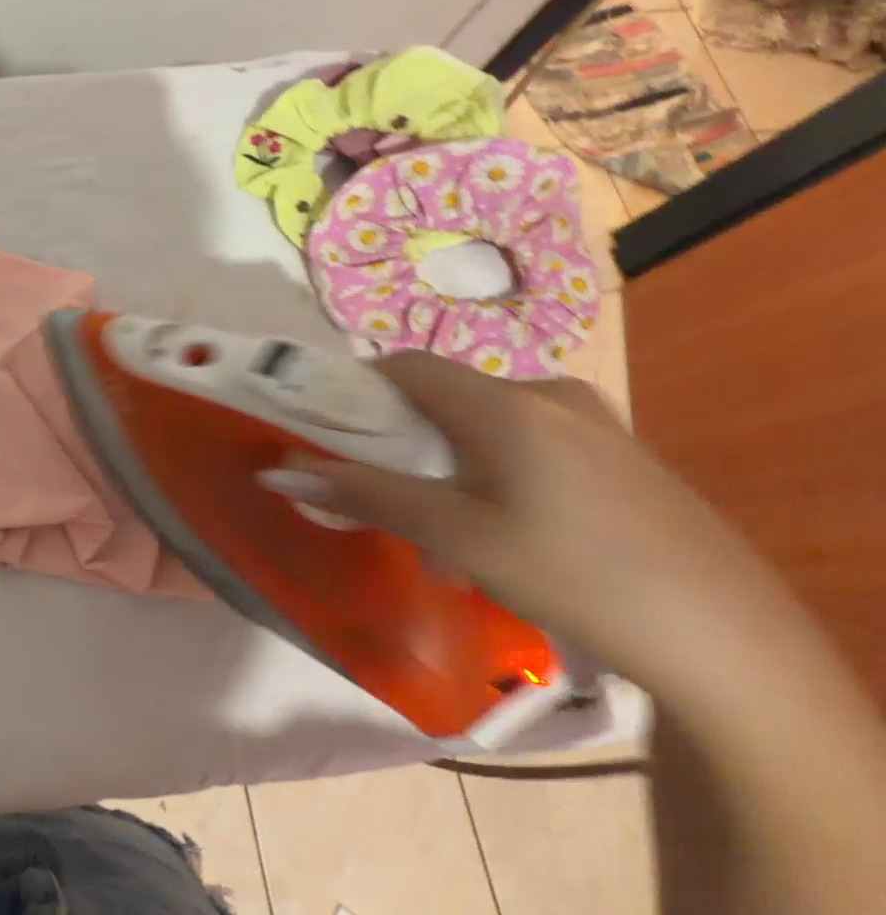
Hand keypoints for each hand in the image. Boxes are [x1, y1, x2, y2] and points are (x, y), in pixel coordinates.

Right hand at [257, 351, 793, 681]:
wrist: (726, 639)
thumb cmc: (572, 575)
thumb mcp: (456, 536)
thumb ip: (366, 494)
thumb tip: (279, 469)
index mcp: (506, 403)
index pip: (407, 367)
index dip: (357, 391)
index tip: (328, 435)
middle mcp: (550, 394)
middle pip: (446, 398)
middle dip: (403, 443)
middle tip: (387, 502)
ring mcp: (595, 424)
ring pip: (488, 427)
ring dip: (448, 467)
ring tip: (446, 537)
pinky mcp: (621, 456)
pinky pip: (532, 446)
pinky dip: (494, 476)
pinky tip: (507, 538)